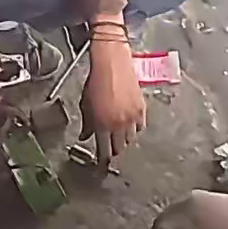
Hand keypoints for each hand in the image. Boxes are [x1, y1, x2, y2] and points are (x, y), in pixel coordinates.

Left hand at [82, 40, 144, 163]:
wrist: (112, 64)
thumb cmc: (96, 82)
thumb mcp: (85, 104)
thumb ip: (87, 124)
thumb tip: (85, 137)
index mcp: (102, 124)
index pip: (104, 150)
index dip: (102, 160)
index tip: (101, 164)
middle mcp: (118, 124)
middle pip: (119, 148)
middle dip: (114, 150)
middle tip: (110, 148)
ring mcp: (132, 118)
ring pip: (130, 139)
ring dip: (124, 139)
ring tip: (118, 134)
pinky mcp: (142, 109)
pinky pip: (140, 127)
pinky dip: (135, 128)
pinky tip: (129, 124)